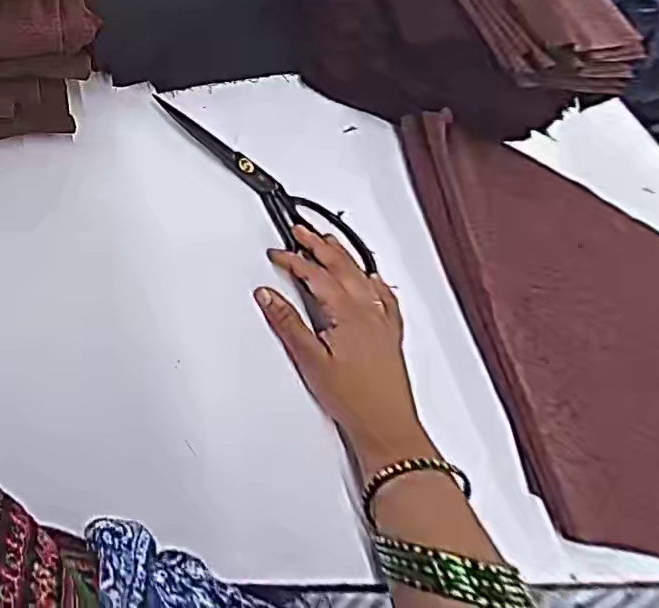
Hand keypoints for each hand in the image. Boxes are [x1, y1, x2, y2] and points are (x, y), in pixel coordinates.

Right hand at [257, 226, 431, 469]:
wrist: (387, 428)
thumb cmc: (354, 399)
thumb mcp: (310, 359)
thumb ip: (288, 322)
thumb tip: (268, 295)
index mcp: (347, 313)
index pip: (315, 274)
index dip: (293, 259)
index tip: (277, 253)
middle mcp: (369, 311)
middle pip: (341, 266)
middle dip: (318, 244)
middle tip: (301, 231)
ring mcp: (382, 321)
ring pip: (362, 275)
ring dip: (343, 254)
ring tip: (328, 241)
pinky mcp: (389, 334)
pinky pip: (384, 296)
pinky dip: (374, 281)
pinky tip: (372, 279)